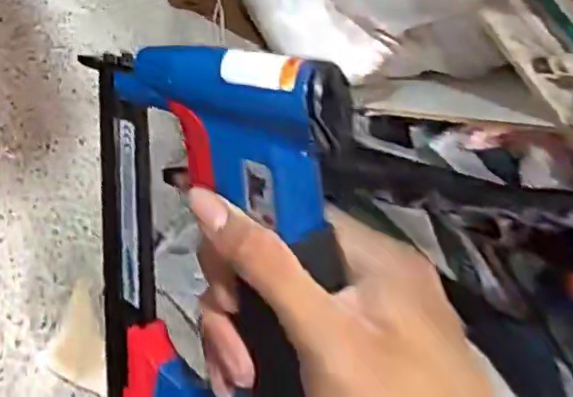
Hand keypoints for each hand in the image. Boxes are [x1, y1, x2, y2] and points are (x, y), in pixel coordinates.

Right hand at [190, 189, 491, 396]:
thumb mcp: (325, 336)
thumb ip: (262, 262)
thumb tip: (201, 195)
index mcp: (371, 256)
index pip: (285, 206)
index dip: (239, 222)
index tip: (214, 261)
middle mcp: (361, 278)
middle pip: (265, 255)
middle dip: (232, 297)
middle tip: (227, 336)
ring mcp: (352, 321)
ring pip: (262, 297)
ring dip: (234, 333)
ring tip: (235, 377)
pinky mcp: (341, 357)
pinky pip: (276, 332)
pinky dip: (250, 352)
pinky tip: (239, 382)